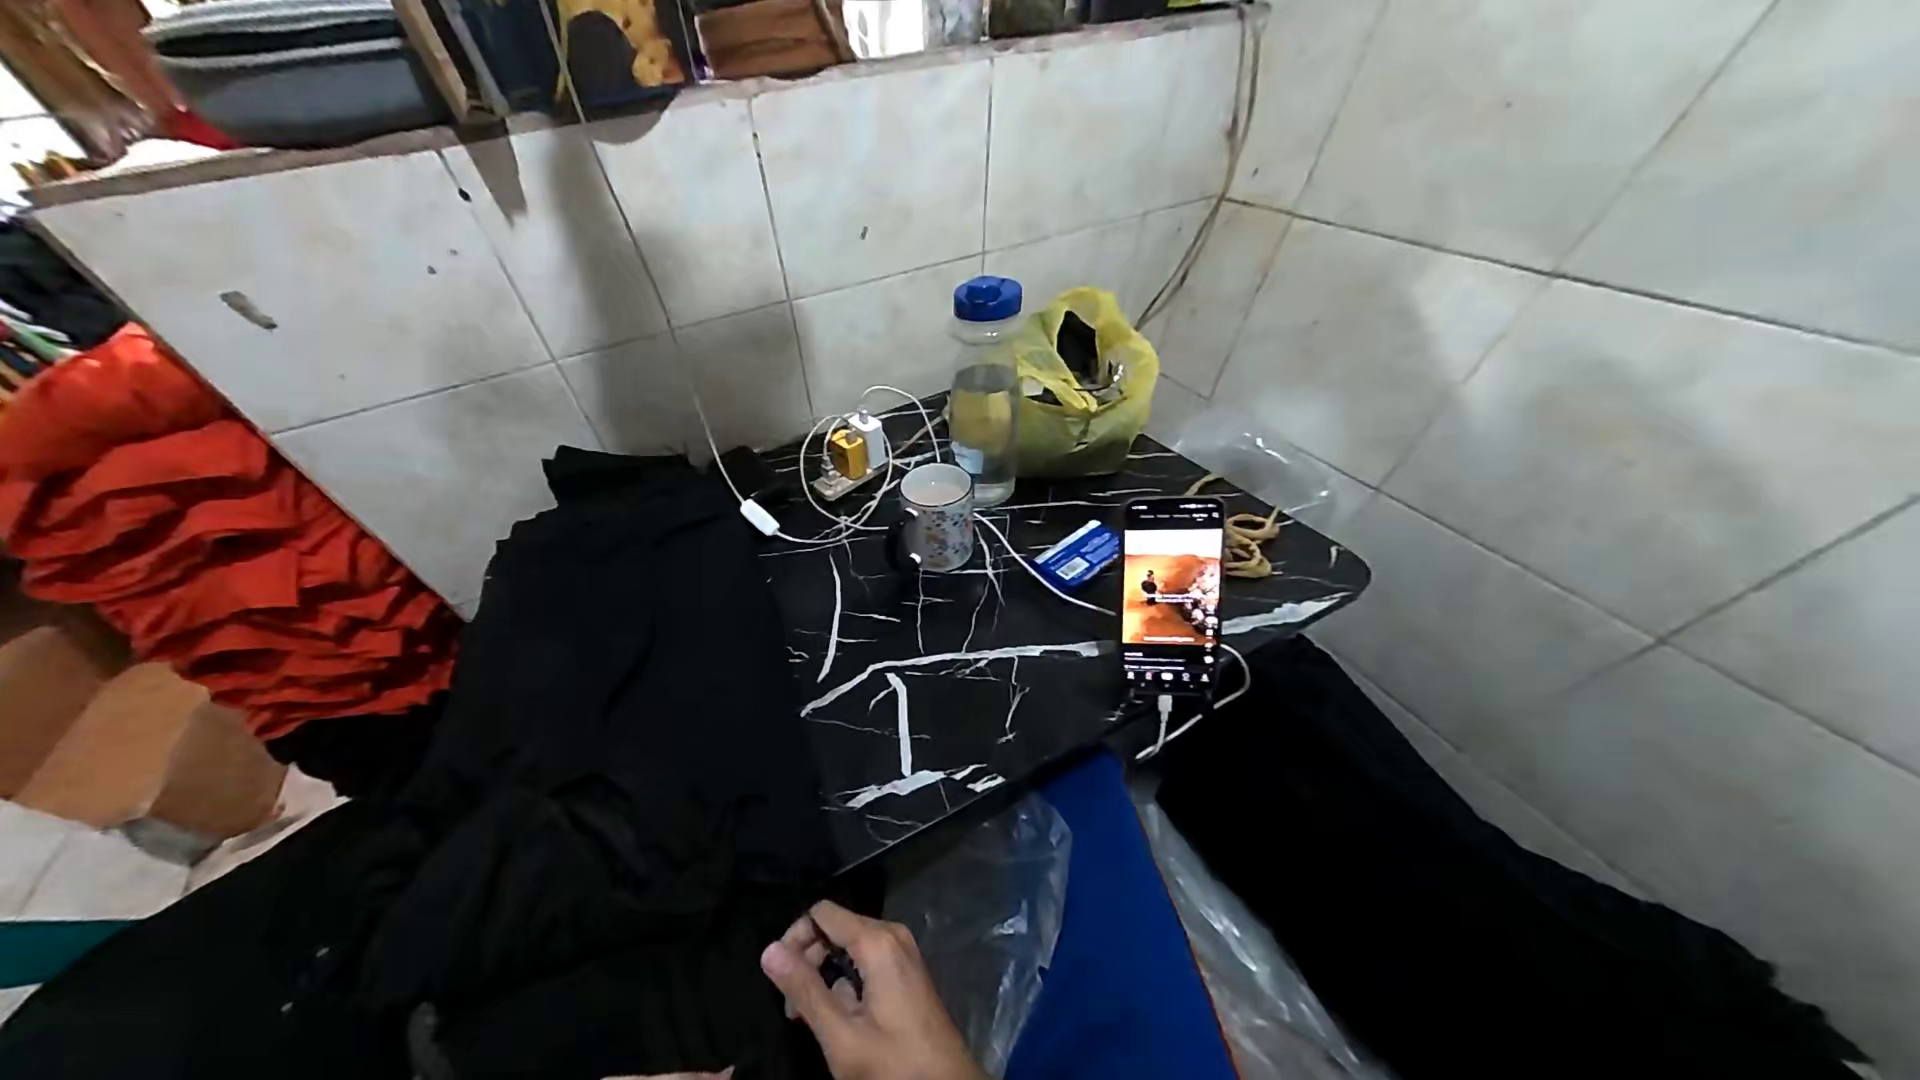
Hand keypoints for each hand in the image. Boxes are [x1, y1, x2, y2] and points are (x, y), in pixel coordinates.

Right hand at [760, 901, 987, 1079]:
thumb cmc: (893, 1063)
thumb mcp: (841, 1035)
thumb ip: (804, 990)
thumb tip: (769, 950)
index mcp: (877, 941)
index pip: (823, 912)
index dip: (796, 937)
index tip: (780, 976)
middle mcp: (891, 934)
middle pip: (836, 927)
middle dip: (808, 960)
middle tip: (793, 1009)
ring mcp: (902, 951)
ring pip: (849, 946)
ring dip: (824, 975)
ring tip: (812, 1019)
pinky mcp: (905, 970)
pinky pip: (866, 960)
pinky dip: (846, 981)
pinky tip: (840, 1018)